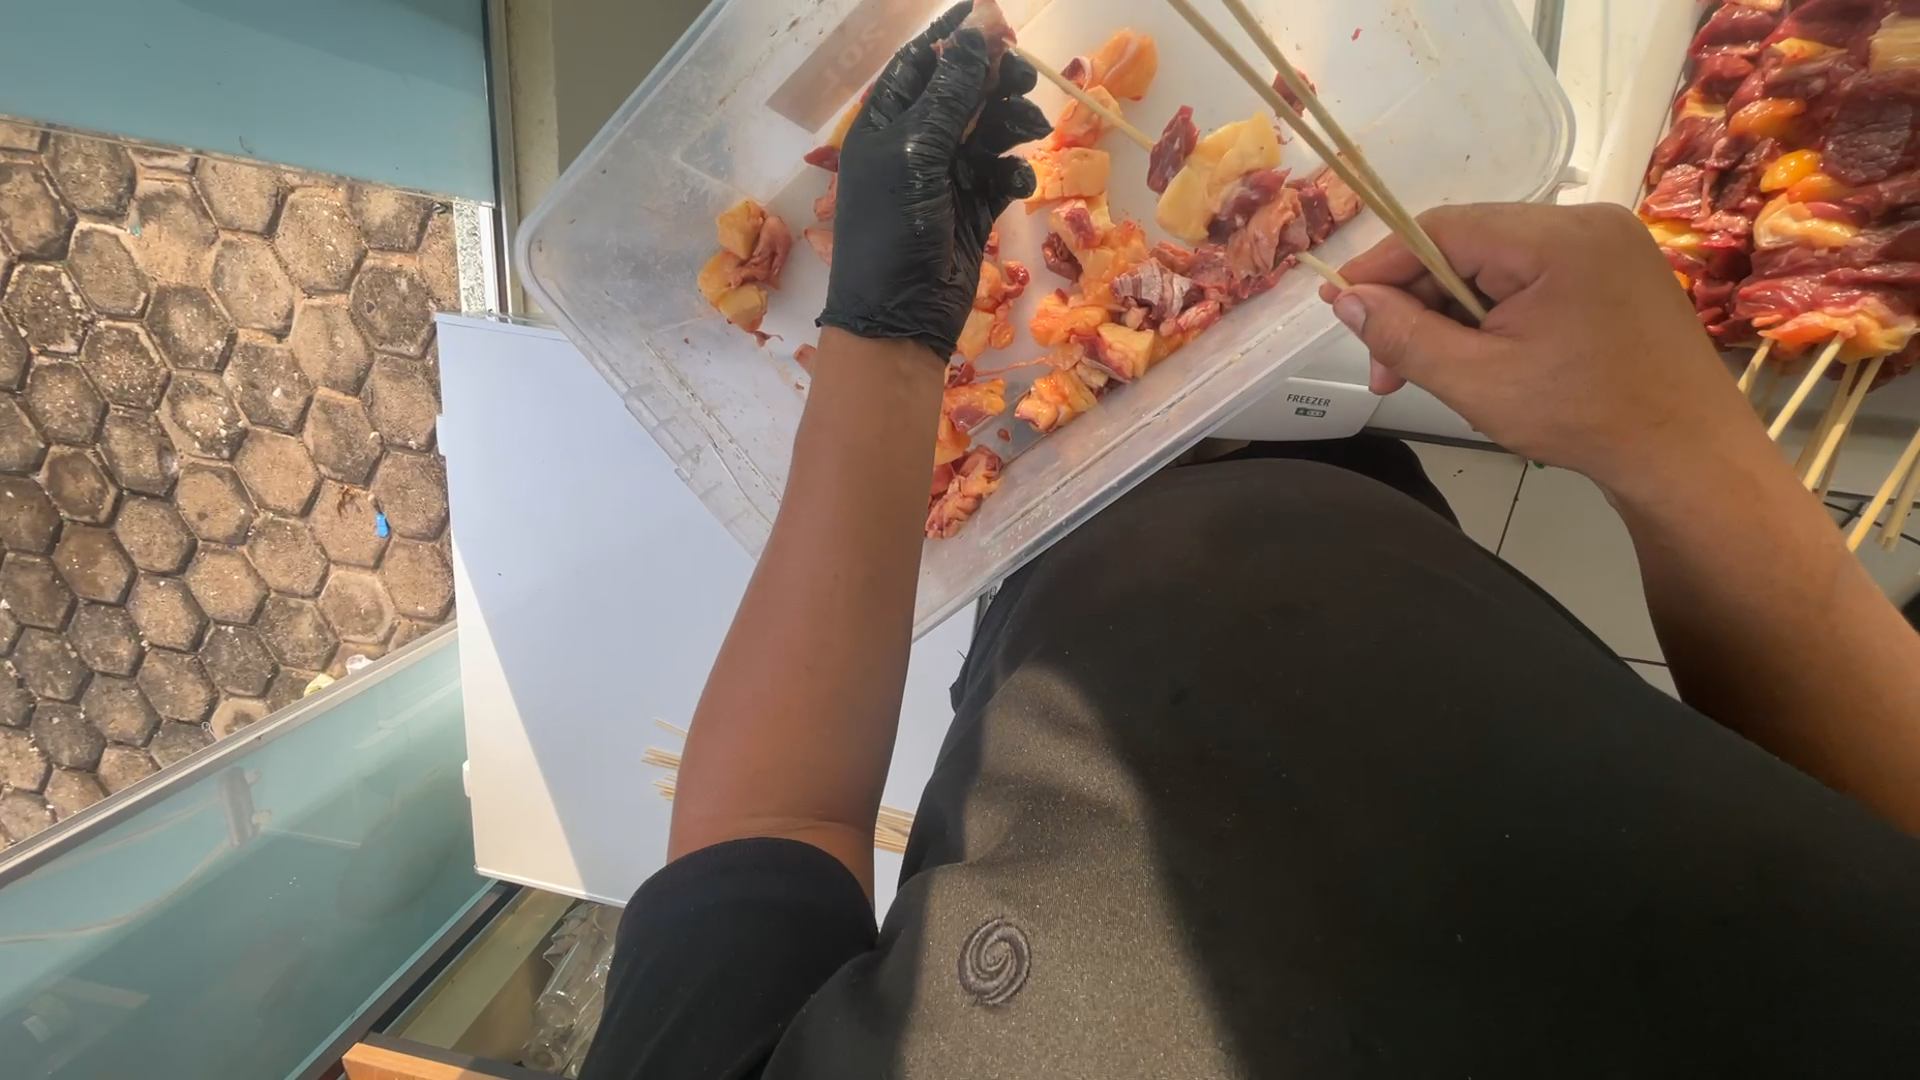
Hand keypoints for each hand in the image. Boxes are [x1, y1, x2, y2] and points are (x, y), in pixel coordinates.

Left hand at [818, 1, 1048, 359]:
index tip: (994, 16)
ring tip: (1028, 128)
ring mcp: (945, 181)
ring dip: (1009, 124)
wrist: (900, 316)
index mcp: (886, 124)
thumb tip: (973, 34)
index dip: (955, 37)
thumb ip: (947, 96)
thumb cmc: (893, 230)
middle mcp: (915, 147)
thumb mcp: (914, 154)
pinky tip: (1017, 180)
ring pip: (986, 133)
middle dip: (992, 81)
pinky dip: (1012, 173)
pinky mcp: (972, 212)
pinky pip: (999, 178)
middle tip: (1023, 77)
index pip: (921, 63)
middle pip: (961, 95)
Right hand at [1321, 203, 1765, 494]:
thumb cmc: (1577, 415)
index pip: (1439, 230)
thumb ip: (1401, 334)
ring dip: (1440, 318)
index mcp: (1555, 240)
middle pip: (1461, 248)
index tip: (1333, 301)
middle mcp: (1581, 225)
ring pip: (1485, 268)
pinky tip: (1464, 359)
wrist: (1682, 452)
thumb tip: (1345, 300)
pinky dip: (1478, 318)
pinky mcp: (1604, 275)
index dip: (1378, 264)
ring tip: (1414, 376)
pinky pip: (1517, 281)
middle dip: (1410, 305)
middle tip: (1381, 369)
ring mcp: (1598, 248)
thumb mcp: (1470, 379)